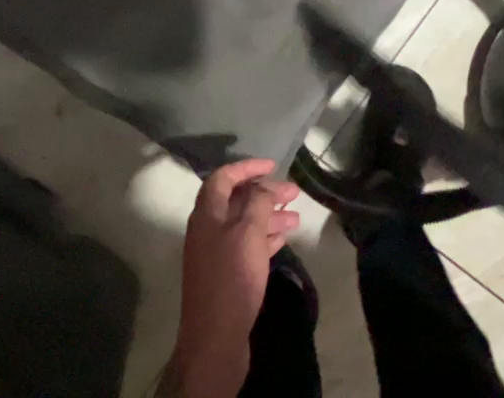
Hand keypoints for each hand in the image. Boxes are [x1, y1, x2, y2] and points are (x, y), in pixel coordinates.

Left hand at [162, 159, 301, 397]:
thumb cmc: (232, 278)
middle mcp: (208, 229)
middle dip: (265, 193)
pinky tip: (284, 237)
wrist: (215, 338)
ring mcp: (216, 253)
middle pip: (237, 200)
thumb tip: (264, 186)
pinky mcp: (227, 275)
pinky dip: (265, 237)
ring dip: (269, 216)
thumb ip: (258, 203)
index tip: (273, 164)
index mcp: (207, 214)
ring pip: (245, 224)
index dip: (247, 167)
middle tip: (294, 193)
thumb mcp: (248, 233)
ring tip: (297, 217)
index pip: (224, 177)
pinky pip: (247, 246)